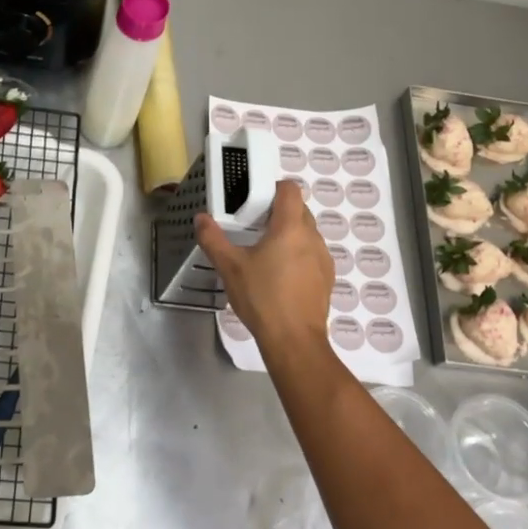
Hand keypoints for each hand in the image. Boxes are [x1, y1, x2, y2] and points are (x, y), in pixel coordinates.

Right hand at [195, 180, 334, 353]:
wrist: (294, 340)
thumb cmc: (262, 298)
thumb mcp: (230, 267)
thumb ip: (213, 239)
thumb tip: (201, 219)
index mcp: (290, 227)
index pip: (290, 190)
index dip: (273, 188)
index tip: (254, 199)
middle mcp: (312, 237)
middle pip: (299, 210)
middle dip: (277, 212)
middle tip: (251, 226)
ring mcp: (323, 258)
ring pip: (306, 234)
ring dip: (288, 235)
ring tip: (263, 253)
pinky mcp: (326, 278)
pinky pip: (311, 255)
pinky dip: (296, 256)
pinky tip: (278, 276)